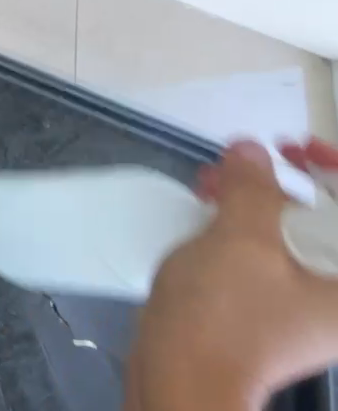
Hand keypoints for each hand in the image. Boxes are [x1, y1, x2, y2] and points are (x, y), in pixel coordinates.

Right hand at [129, 139, 337, 410]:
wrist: (188, 364)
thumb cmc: (226, 308)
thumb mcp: (239, 241)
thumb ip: (253, 191)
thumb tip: (253, 150)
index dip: (337, 171)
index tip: (294, 146)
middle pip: (334, 226)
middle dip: (295, 183)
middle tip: (249, 156)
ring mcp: (317, 303)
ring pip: (302, 235)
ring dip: (264, 200)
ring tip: (215, 180)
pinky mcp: (281, 304)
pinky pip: (278, 251)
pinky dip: (251, 224)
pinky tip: (212, 210)